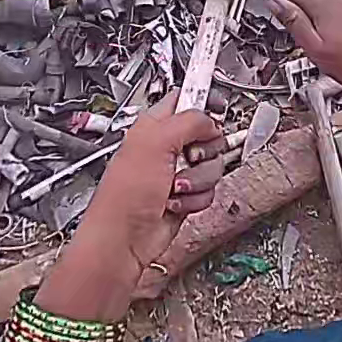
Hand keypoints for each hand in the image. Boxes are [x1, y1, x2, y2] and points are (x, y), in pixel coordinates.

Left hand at [49, 93, 225, 308]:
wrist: (122, 242)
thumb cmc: (124, 196)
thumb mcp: (156, 143)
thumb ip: (189, 122)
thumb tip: (211, 120)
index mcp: (155, 125)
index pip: (187, 99)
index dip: (205, 100)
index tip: (219, 106)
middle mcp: (168, 146)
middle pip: (209, 134)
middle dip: (206, 150)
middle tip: (189, 157)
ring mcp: (178, 171)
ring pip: (213, 164)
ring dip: (198, 179)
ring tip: (175, 186)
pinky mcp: (186, 194)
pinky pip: (209, 189)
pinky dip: (196, 198)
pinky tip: (176, 202)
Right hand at [269, 0, 341, 91]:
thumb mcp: (315, 48)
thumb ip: (293, 22)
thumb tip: (274, 2)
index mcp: (320, 1)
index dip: (278, 0)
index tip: (280, 15)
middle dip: (303, 15)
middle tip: (310, 42)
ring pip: (324, 2)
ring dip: (322, 19)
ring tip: (332, 46)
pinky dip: (338, 21)